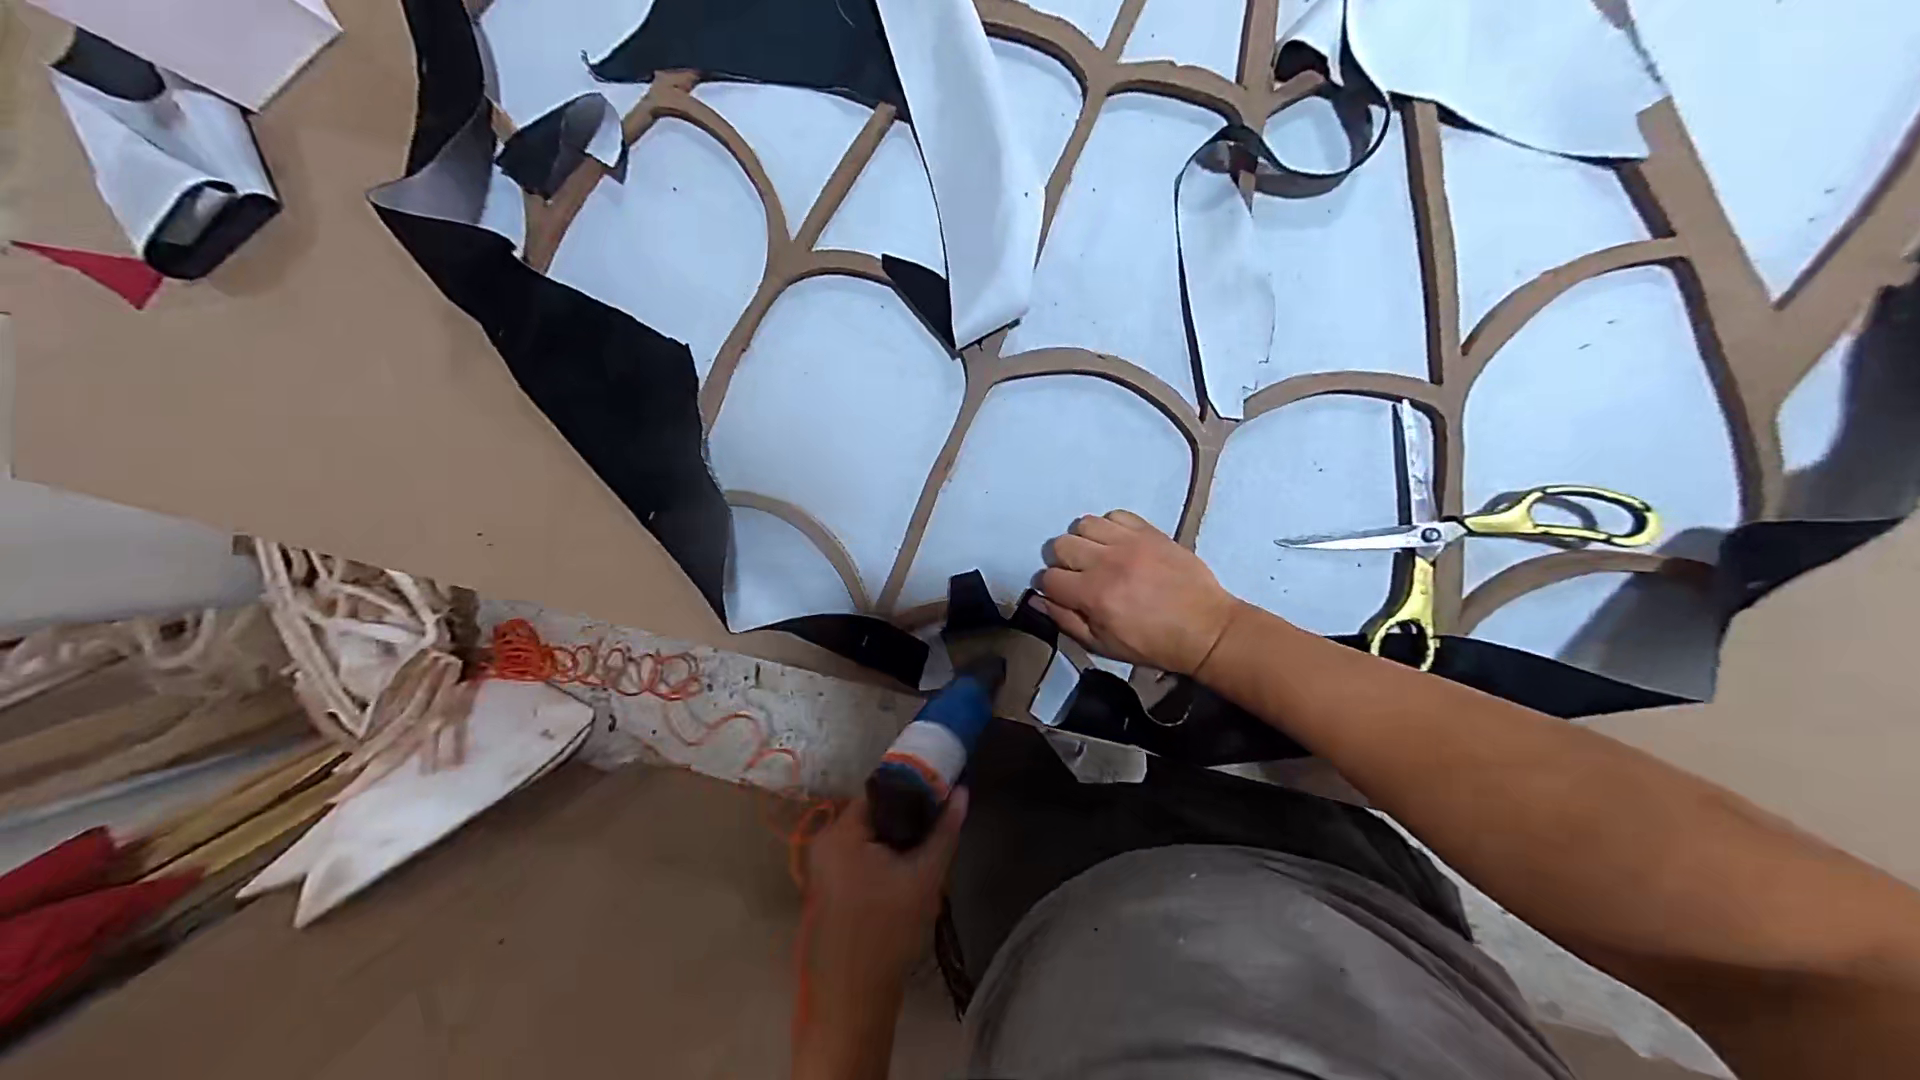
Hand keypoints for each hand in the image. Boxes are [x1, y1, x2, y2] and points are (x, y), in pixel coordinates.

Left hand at [802, 790, 967, 997]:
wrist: (852, 1002)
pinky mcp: (826, 889)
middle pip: (874, 815)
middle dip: (907, 821)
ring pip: (868, 838)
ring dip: (896, 843)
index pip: (881, 792)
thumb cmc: (887, 932)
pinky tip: (905, 876)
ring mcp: (820, 868)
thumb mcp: (924, 877)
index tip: (941, 799)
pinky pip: (858, 858)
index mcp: (839, 832)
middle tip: (937, 831)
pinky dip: (882, 860)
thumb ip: (944, 831)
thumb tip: (962, 791)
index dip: (913, 792)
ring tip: (925, 854)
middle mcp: (823, 842)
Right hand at [1035, 510, 1248, 674]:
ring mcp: (1130, 542)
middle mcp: (1107, 562)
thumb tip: (1040, 600)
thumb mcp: (1103, 645)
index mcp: (1094, 595)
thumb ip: (1067, 621)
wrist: (1205, 628)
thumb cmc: (1152, 644)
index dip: (1049, 588)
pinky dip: (1110, 527)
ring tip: (1097, 556)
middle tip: (1078, 575)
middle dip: (1062, 562)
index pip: (1049, 578)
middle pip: (1060, 544)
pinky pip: (1116, 514)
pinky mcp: (1149, 532)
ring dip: (1084, 540)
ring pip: (1084, 524)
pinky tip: (1118, 544)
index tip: (1061, 593)